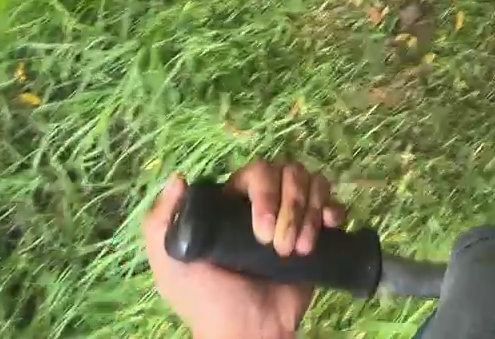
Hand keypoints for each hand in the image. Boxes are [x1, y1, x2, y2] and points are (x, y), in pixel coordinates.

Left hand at [143, 161, 347, 338]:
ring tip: (300, 251)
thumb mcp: (172, 265)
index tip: (262, 231)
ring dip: (310, 213)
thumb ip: (161, 223)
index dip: (265, 193)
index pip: (258, 172)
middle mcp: (267, 200)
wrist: (249, 335)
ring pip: (313, 182)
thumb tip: (179, 178)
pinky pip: (332, 201)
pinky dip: (332, 209)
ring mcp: (294, 214)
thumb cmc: (209, 301)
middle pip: (290, 172)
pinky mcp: (316, 231)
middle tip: (281, 247)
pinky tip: (329, 228)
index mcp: (235, 201)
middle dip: (292, 207)